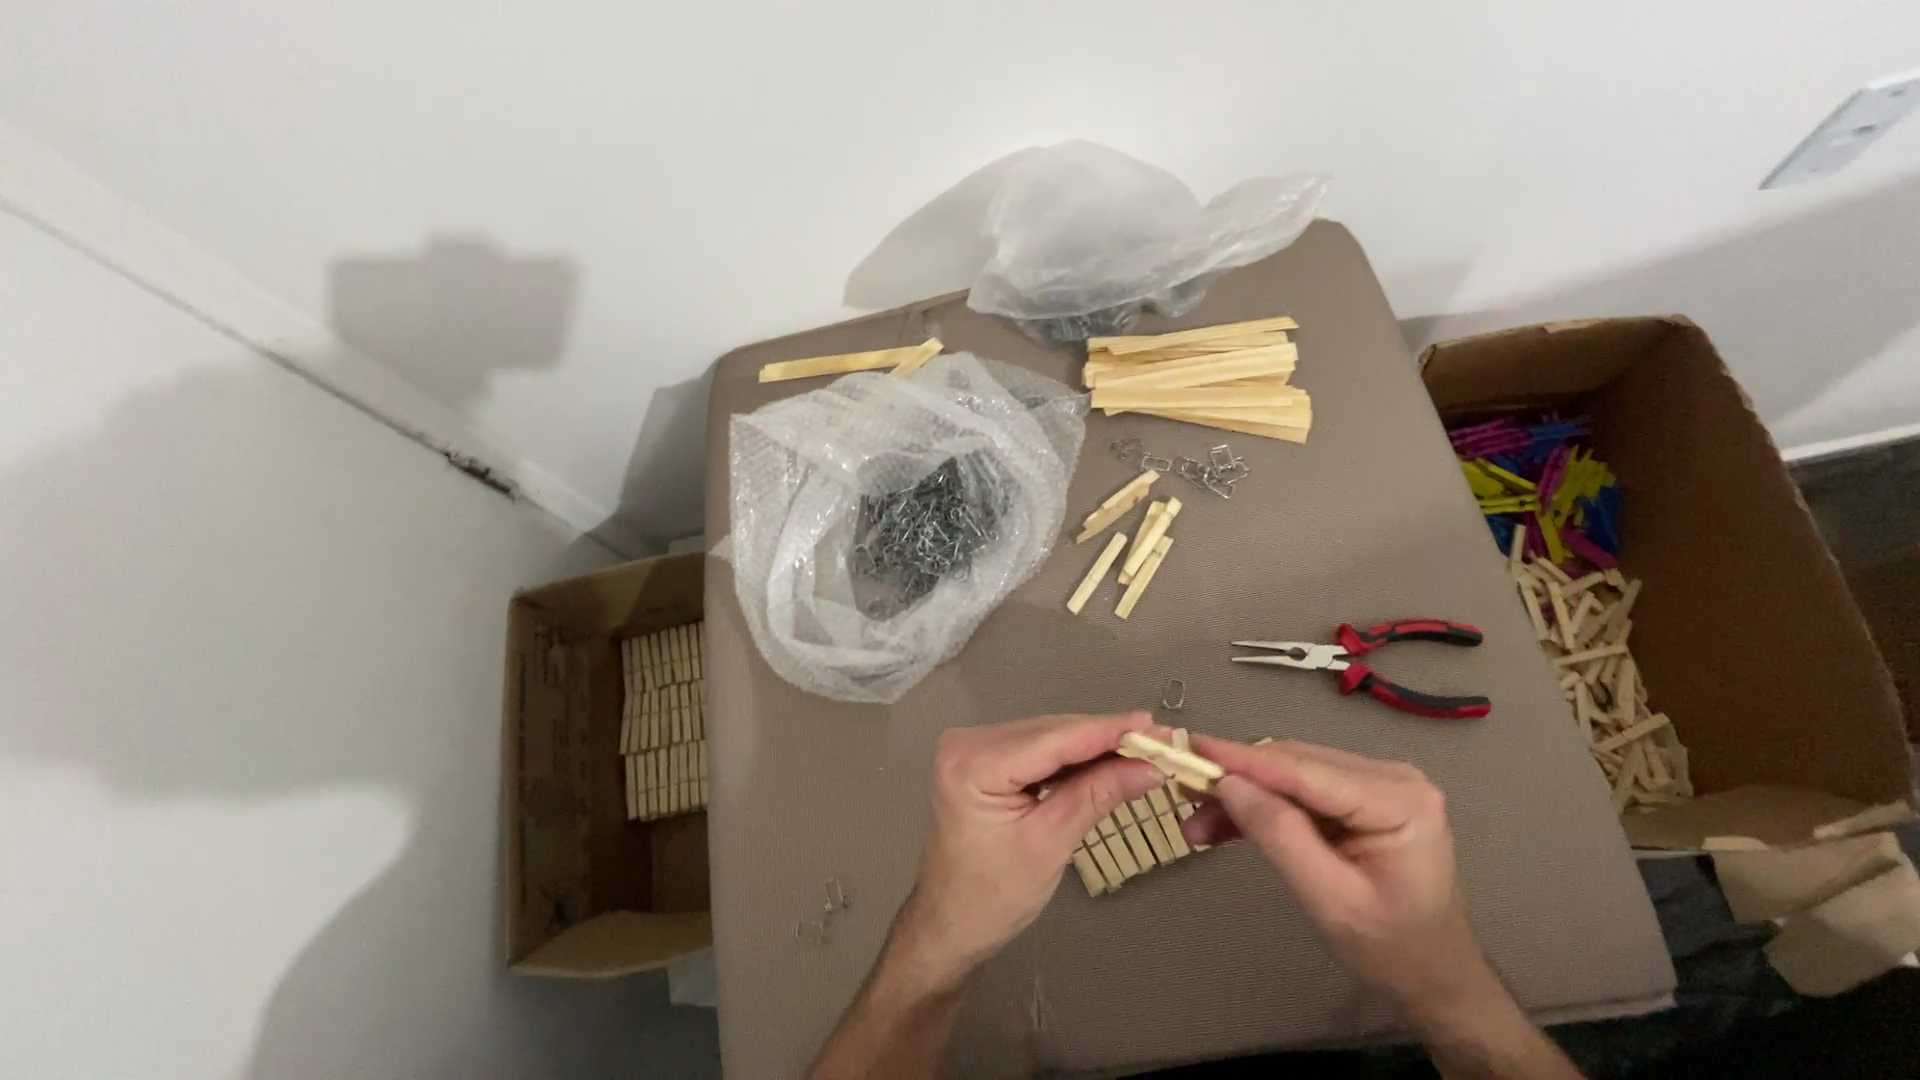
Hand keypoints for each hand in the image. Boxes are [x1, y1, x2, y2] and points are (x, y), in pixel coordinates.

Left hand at [893, 712, 1166, 987]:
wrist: (949, 924)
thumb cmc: (993, 897)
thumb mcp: (1050, 844)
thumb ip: (1097, 795)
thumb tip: (1150, 766)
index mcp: (972, 763)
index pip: (1053, 738)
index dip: (1107, 730)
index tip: (1155, 726)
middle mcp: (967, 742)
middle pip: (1051, 732)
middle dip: (1105, 738)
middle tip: (1161, 741)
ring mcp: (971, 747)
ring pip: (1047, 736)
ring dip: (1092, 746)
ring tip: (1144, 749)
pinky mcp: (981, 758)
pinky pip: (1035, 749)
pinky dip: (1070, 757)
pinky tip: (1105, 759)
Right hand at [1179, 738, 1492, 1025]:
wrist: (1432, 972)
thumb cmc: (1390, 947)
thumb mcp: (1329, 899)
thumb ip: (1279, 835)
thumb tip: (1227, 783)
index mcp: (1398, 800)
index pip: (1304, 770)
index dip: (1243, 759)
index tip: (1190, 747)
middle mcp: (1390, 776)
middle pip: (1293, 765)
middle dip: (1236, 781)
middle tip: (1183, 796)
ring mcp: (1375, 782)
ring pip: (1288, 774)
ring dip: (1243, 794)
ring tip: (1197, 821)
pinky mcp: (1358, 794)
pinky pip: (1298, 789)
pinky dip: (1262, 805)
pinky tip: (1224, 823)